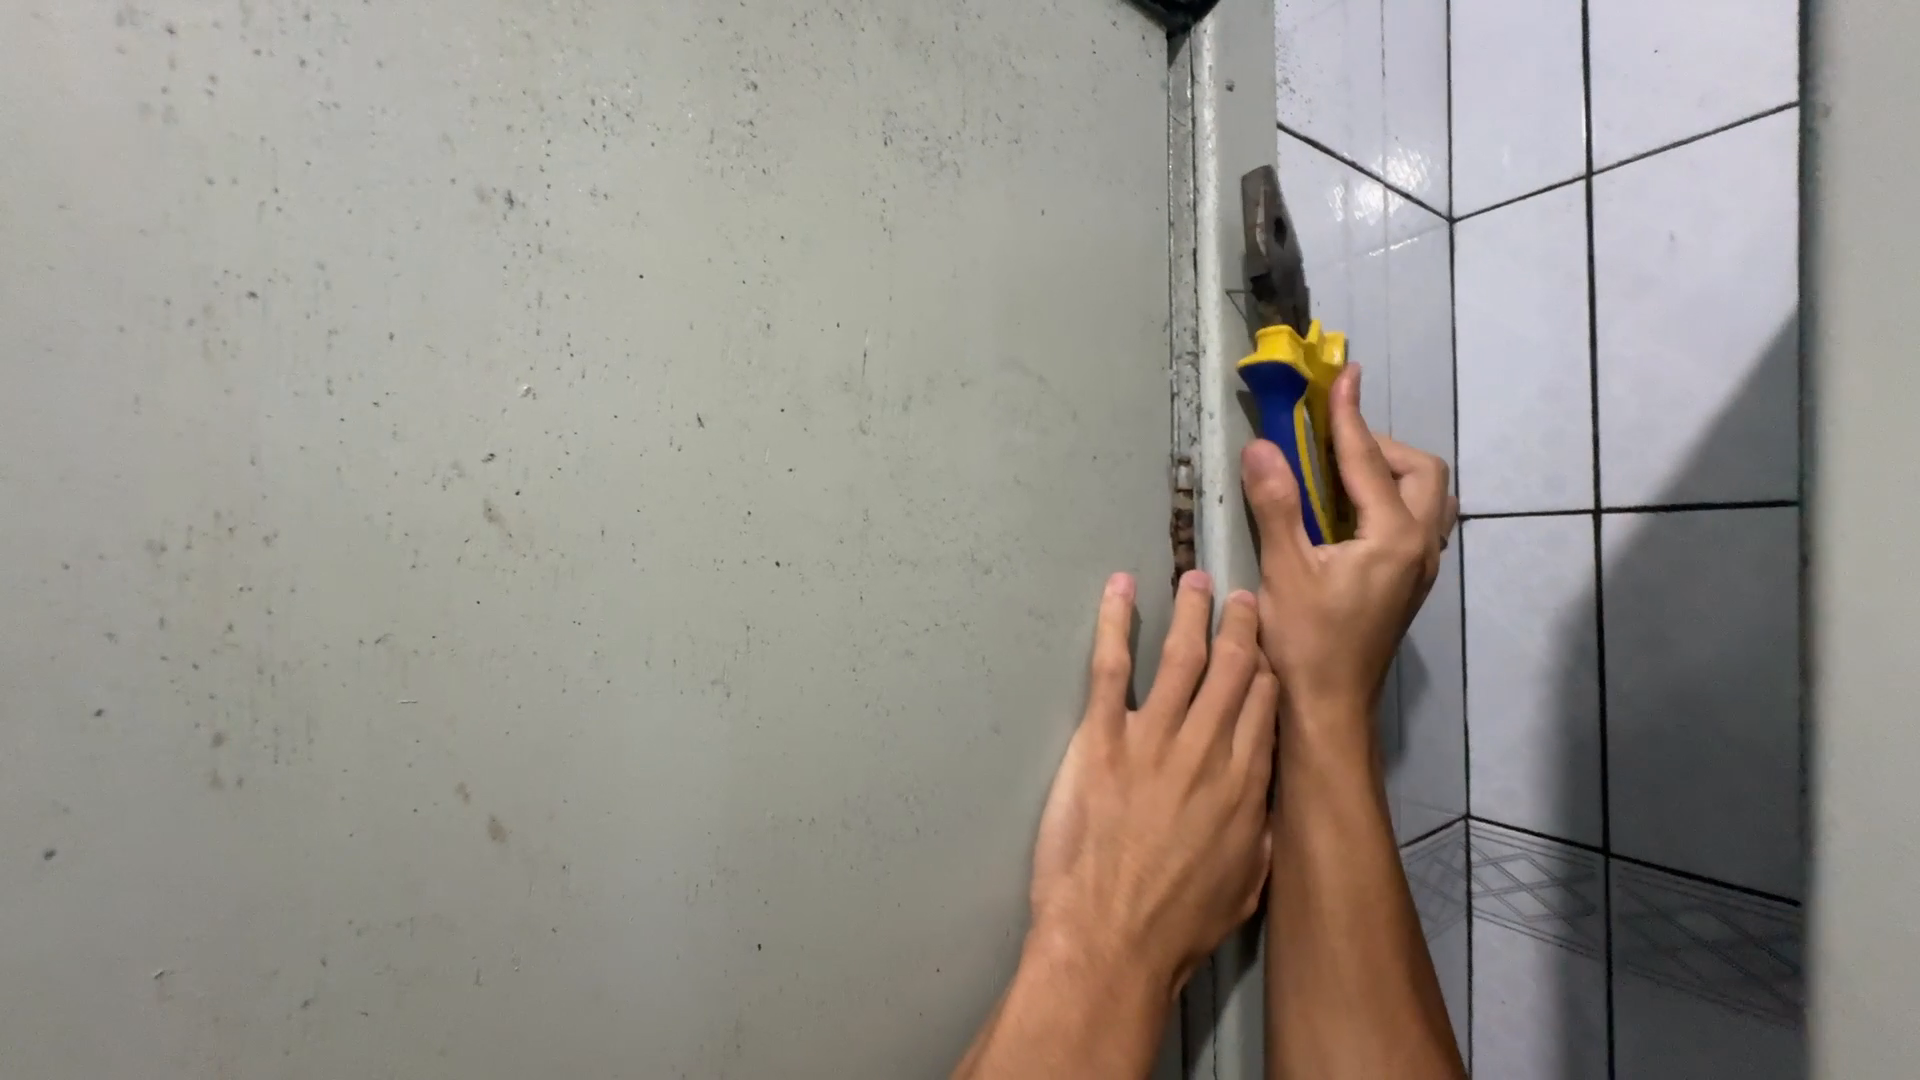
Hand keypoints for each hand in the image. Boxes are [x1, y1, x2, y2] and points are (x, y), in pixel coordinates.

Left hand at [1026, 570, 1280, 996]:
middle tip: (1241, 595)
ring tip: (1195, 578)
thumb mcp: (1247, 881)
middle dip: (1240, 625)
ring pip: (1180, 656)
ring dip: (1191, 611)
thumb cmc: (1181, 921)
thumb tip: (1262, 787)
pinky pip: (1110, 668)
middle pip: (1233, 669)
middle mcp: (1207, 748)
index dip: (1266, 667)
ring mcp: (1153, 738)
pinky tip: (1119, 589)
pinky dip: (1113, 623)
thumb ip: (1258, 824)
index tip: (1264, 646)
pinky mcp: (1102, 738)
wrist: (1114, 937)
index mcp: (1246, 782)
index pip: (1265, 703)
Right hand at [1240, 364, 1456, 723]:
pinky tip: (1349, 515)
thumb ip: (1277, 505)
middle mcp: (1419, 546)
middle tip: (1331, 444)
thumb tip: (1260, 447)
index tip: (1340, 378)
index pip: (1368, 462)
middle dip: (1379, 446)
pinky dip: (1389, 499)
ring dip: (1390, 472)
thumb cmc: (1306, 642)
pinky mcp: (1405, 583)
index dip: (1348, 418)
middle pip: (1422, 473)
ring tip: (1342, 473)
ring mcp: (1418, 568)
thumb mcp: (1284, 570)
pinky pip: (1416, 521)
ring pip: (1426, 499)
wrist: (1329, 705)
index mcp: (1392, 537)